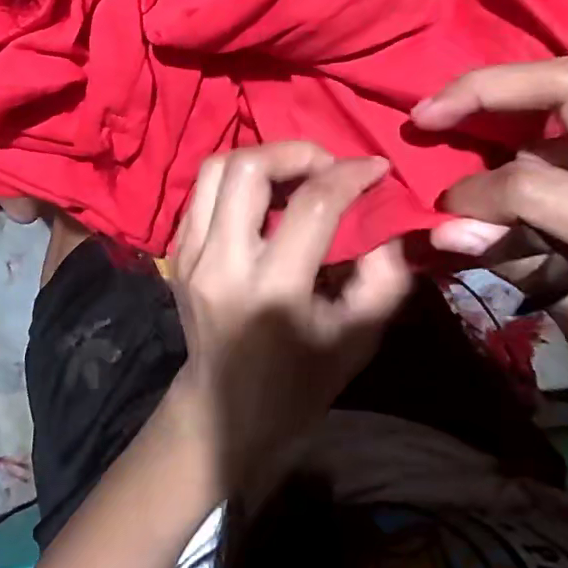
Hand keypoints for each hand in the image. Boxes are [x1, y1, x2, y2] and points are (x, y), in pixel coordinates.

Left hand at [166, 142, 412, 491]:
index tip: (377, 169)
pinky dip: (239, 179)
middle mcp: (221, 264)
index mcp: (273, 291)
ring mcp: (189, 256)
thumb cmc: (300, 382)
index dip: (350, 175)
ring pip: (216, 168)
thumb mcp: (358, 338)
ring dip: (264, 158)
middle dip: (298, 151)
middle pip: (247, 168)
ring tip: (297, 174)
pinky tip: (266, 197)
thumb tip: (390, 220)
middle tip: (330, 166)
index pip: (312, 204)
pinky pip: (203, 190)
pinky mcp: (177, 254)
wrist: (226, 415)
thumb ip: (385, 277)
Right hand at [415, 57, 567, 464]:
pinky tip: (542, 162)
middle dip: (491, 86)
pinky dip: (564, 132)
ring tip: (474, 130)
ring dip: (524, 104)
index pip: (541, 187)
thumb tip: (448, 228)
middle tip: (432, 110)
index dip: (477, 192)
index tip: (443, 206)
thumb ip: (525, 263)